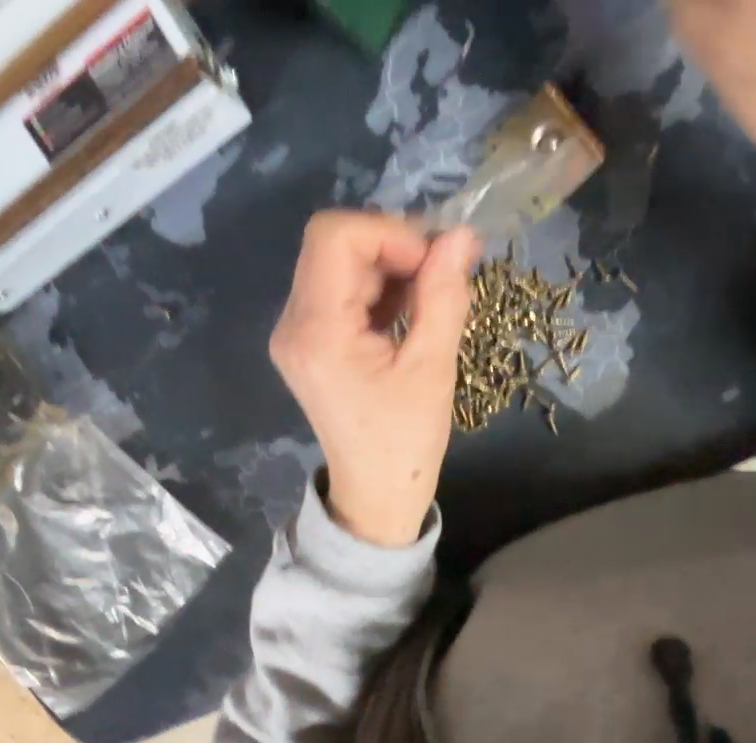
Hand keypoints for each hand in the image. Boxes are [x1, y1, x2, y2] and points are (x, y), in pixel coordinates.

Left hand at [269, 212, 479, 547]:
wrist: (375, 496)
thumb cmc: (405, 442)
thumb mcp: (432, 367)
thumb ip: (443, 295)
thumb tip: (462, 234)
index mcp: (316, 330)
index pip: (335, 236)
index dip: (389, 234)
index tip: (433, 264)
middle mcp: (293, 323)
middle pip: (335, 246)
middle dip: (393, 249)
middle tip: (441, 278)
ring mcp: (297, 332)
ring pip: (339, 265)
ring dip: (390, 269)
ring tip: (430, 302)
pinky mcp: (310, 342)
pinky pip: (341, 292)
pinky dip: (378, 290)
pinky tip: (409, 315)